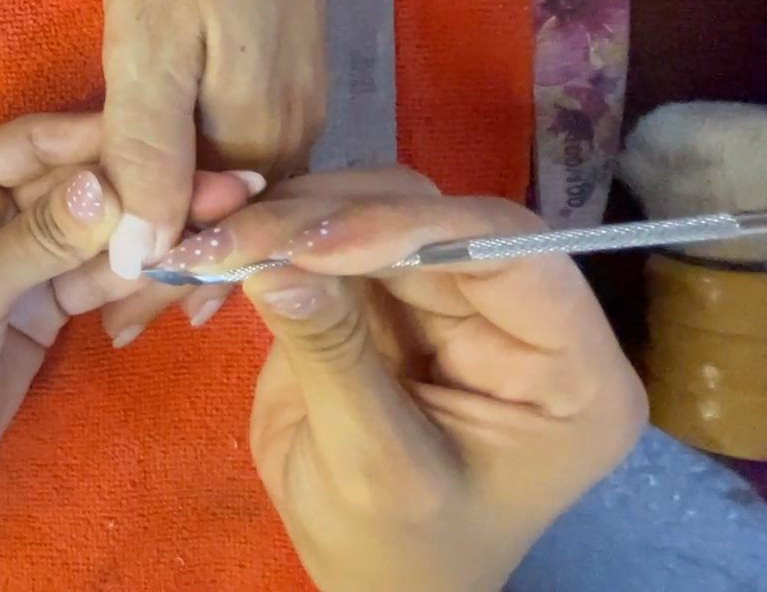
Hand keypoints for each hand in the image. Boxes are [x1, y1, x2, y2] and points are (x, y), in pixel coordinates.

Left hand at [0, 113, 258, 511]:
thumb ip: (39, 239)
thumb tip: (109, 182)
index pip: (32, 144)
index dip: (98, 137)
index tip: (174, 136)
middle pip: (71, 184)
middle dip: (138, 187)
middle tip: (228, 187)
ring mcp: (19, 256)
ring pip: (92, 230)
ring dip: (148, 230)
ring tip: (223, 226)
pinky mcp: (42, 302)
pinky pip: (95, 275)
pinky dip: (133, 274)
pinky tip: (182, 269)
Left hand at [87, 0, 365, 340]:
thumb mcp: (150, 44)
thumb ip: (147, 149)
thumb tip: (143, 251)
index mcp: (253, 138)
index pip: (206, 241)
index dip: (155, 286)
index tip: (110, 332)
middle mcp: (285, 136)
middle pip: (225, 232)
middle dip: (167, 278)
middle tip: (109, 325)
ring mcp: (288, 105)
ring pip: (231, 202)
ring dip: (180, 242)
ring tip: (120, 286)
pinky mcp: (275, 78)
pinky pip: (236, 161)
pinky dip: (197, 195)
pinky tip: (165, 205)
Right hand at [163, 167, 646, 591]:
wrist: (358, 563)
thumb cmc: (394, 544)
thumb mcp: (372, 465)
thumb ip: (332, 358)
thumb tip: (273, 262)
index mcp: (559, 366)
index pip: (507, 251)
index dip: (410, 228)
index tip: (308, 246)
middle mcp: (499, 312)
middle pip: (415, 214)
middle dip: (315, 220)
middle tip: (228, 241)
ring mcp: (426, 296)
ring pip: (354, 209)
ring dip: (276, 221)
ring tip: (207, 248)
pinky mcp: (360, 291)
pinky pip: (308, 238)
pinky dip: (256, 239)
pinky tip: (210, 255)